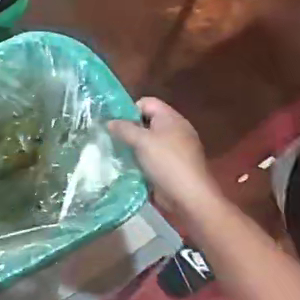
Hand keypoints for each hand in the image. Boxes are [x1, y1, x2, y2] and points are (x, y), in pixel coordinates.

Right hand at [107, 97, 222, 223]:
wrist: (189, 196)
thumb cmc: (166, 162)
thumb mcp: (142, 141)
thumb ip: (124, 128)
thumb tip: (109, 122)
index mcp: (171, 118)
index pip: (146, 103)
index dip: (130, 110)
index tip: (116, 124)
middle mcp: (173, 130)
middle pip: (145, 122)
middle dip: (128, 129)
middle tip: (111, 139)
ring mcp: (172, 149)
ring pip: (146, 141)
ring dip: (131, 147)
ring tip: (115, 153)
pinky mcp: (169, 166)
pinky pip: (149, 157)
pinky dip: (138, 160)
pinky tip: (126, 167)